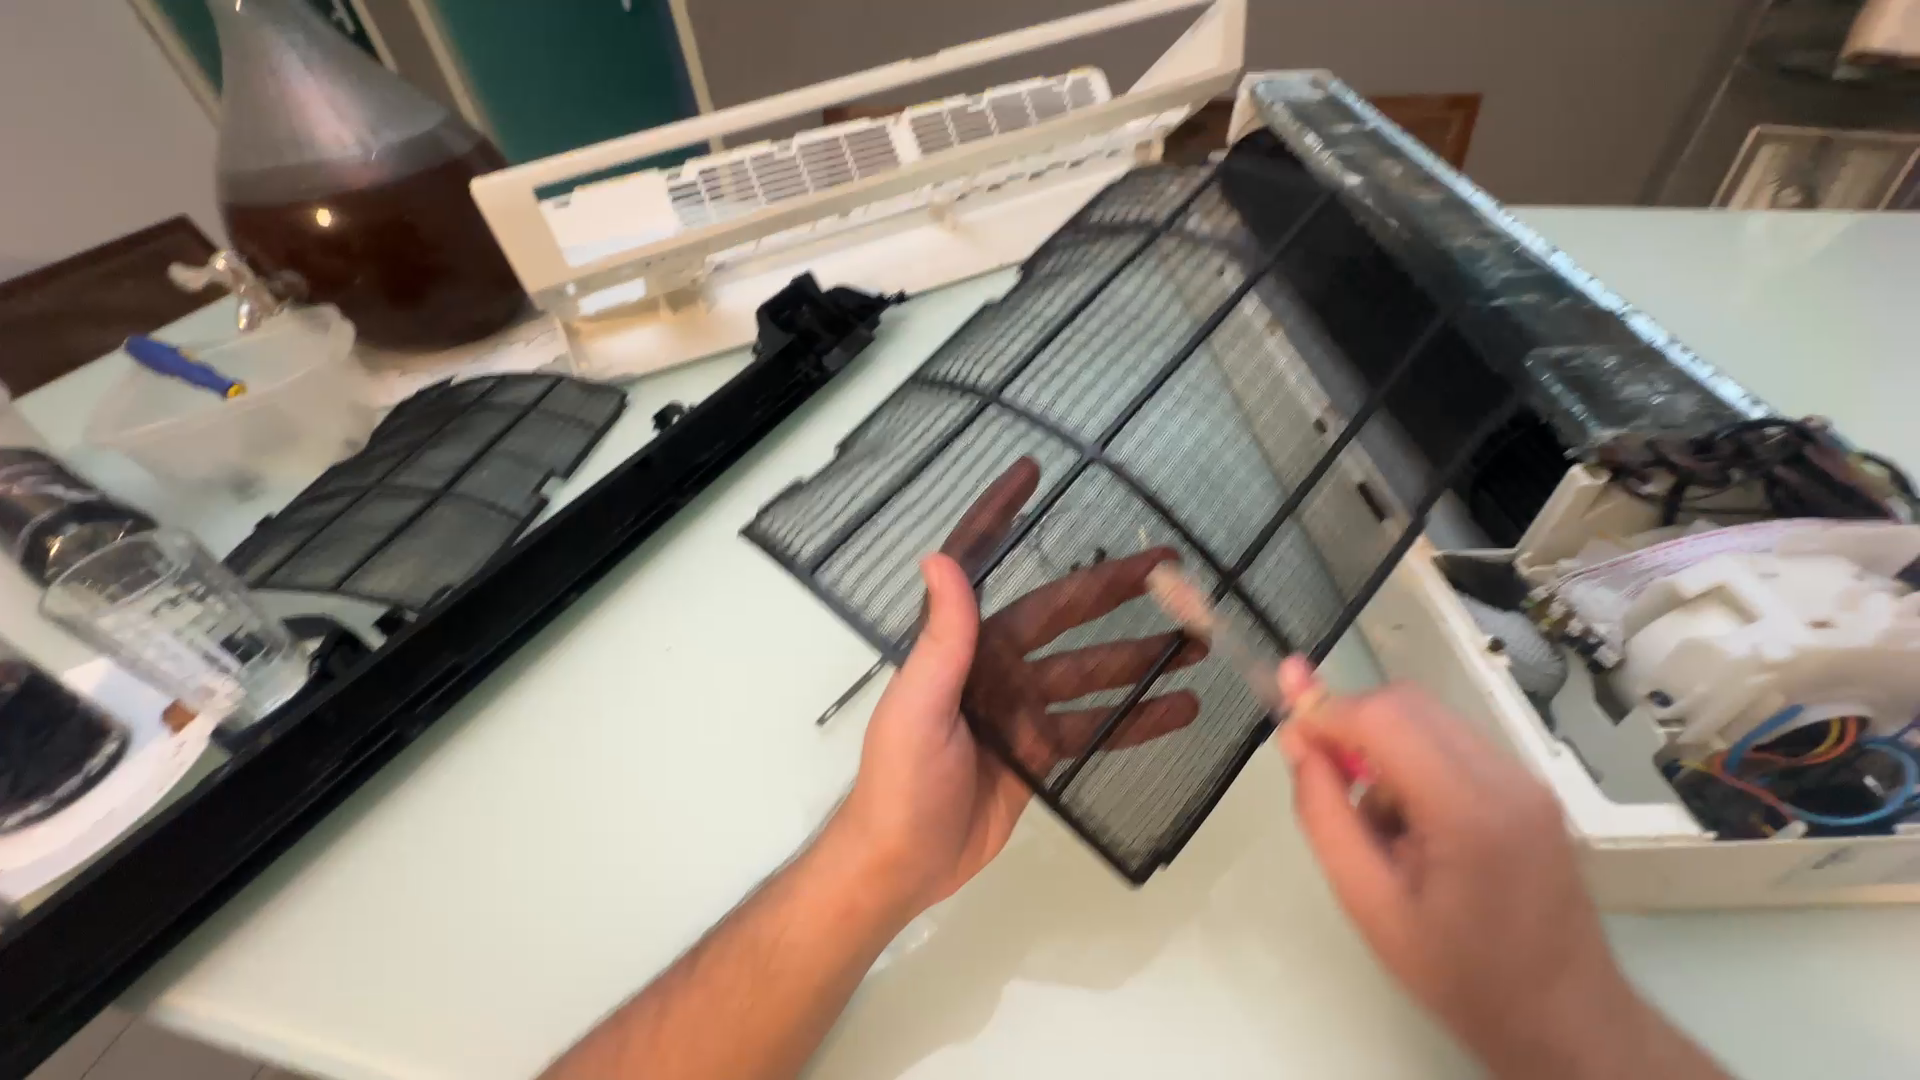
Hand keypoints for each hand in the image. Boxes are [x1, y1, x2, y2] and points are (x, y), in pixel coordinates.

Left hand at [835, 459, 1203, 914]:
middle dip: (1115, 590)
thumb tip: (938, 556)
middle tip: (1172, 569)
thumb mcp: (919, 703)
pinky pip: (1095, 726)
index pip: (982, 563)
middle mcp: (995, 663)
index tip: (1031, 472)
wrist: (905, 860)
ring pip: (1092, 671)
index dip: (1001, 515)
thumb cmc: (902, 777)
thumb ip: (941, 636)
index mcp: (964, 642)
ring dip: (1141, 657)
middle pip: (1065, 615)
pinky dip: (1136, 718)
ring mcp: (1021, 706)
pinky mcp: (1038, 749)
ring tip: (1197, 642)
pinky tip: (1180, 707)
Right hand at [1274, 658, 1652, 1076]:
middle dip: (1350, 722)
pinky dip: (1411, 759)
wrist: (1568, 1022)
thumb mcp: (1366, 901)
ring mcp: (1526, 780)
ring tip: (1373, 819)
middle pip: (1405, 704)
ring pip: (1426, 718)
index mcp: (1469, 810)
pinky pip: (1451, 742)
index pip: (1382, 717)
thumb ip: (1322, 813)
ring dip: (1380, 744)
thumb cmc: (1460, 973)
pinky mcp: (1530, 788)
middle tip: (1318, 771)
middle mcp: (1506, 778)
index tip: (1287, 735)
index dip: (1324, 711)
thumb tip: (1296, 741)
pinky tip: (1410, 821)